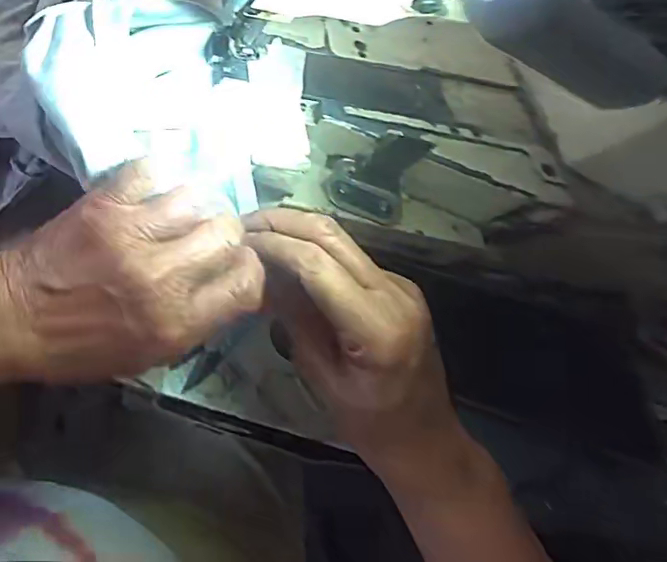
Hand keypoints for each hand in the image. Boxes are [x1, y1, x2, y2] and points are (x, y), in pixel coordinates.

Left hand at [0, 161, 263, 383]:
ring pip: (194, 196)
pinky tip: (151, 186)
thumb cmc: (77, 346)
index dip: (247, 269)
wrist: (15, 315)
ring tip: (181, 206)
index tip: (233, 263)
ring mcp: (132, 234)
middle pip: (226, 233)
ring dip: (193, 200)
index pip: (246, 283)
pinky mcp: (103, 205)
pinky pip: (147, 171)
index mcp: (177, 323)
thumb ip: (192, 321)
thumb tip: (224, 284)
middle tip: (208, 230)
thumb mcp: (147, 356)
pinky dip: (155, 174)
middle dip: (225, 230)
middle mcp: (163, 276)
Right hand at [244, 209, 465, 475]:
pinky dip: (309, 244)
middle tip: (240, 224)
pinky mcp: (394, 283)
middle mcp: (393, 293)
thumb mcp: (319, 375)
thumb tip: (257, 270)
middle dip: (279, 221)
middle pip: (328, 234)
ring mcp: (398, 284)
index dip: (272, 244)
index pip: (315, 262)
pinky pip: (345, 252)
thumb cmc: (370, 424)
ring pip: (337, 236)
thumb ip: (291, 317)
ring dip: (292, 227)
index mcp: (377, 325)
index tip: (237, 242)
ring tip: (255, 232)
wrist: (429, 443)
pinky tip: (283, 253)